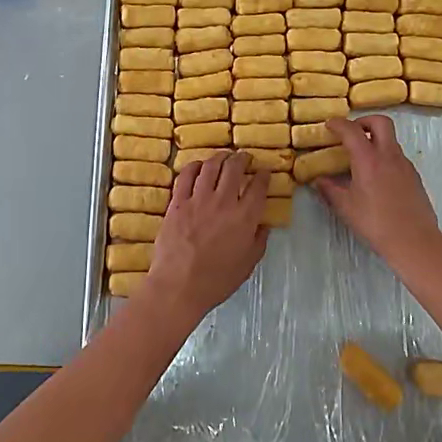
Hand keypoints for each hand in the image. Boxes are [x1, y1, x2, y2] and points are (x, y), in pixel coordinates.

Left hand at [142, 152, 269, 326]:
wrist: (179, 285)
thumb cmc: (217, 280)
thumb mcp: (248, 264)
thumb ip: (258, 241)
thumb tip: (263, 225)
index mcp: (245, 217)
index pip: (258, 186)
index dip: (263, 175)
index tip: (264, 172)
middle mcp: (224, 202)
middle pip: (235, 168)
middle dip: (242, 159)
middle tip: (245, 157)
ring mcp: (198, 200)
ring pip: (211, 166)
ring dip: (220, 157)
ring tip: (224, 156)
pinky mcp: (177, 203)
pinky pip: (186, 176)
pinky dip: (194, 166)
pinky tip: (198, 166)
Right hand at [312, 116, 441, 269]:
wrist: (414, 240)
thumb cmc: (375, 223)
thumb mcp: (346, 208)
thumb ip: (330, 190)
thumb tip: (319, 180)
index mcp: (369, 160)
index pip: (352, 130)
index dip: (338, 124)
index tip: (329, 125)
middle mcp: (389, 155)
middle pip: (380, 122)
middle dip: (364, 121)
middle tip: (352, 133)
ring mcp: (405, 165)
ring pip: (391, 140)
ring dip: (375, 140)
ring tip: (361, 159)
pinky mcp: (414, 176)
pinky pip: (397, 157)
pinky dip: (385, 157)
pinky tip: (377, 178)